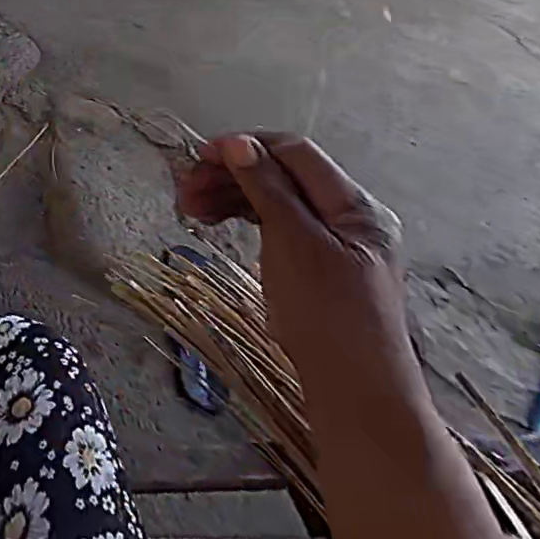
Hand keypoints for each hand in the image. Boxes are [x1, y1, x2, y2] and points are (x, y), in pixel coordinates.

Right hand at [182, 134, 411, 388]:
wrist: (355, 395)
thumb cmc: (327, 315)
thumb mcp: (293, 243)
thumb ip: (267, 188)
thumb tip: (238, 143)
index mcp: (354, 205)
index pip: (294, 152)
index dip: (246, 146)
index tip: (200, 156)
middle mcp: (346, 215)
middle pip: (280, 174)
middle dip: (230, 175)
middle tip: (185, 188)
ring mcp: (331, 240)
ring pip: (272, 199)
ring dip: (229, 196)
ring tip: (188, 208)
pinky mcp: (314, 262)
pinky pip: (274, 223)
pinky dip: (242, 217)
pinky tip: (213, 221)